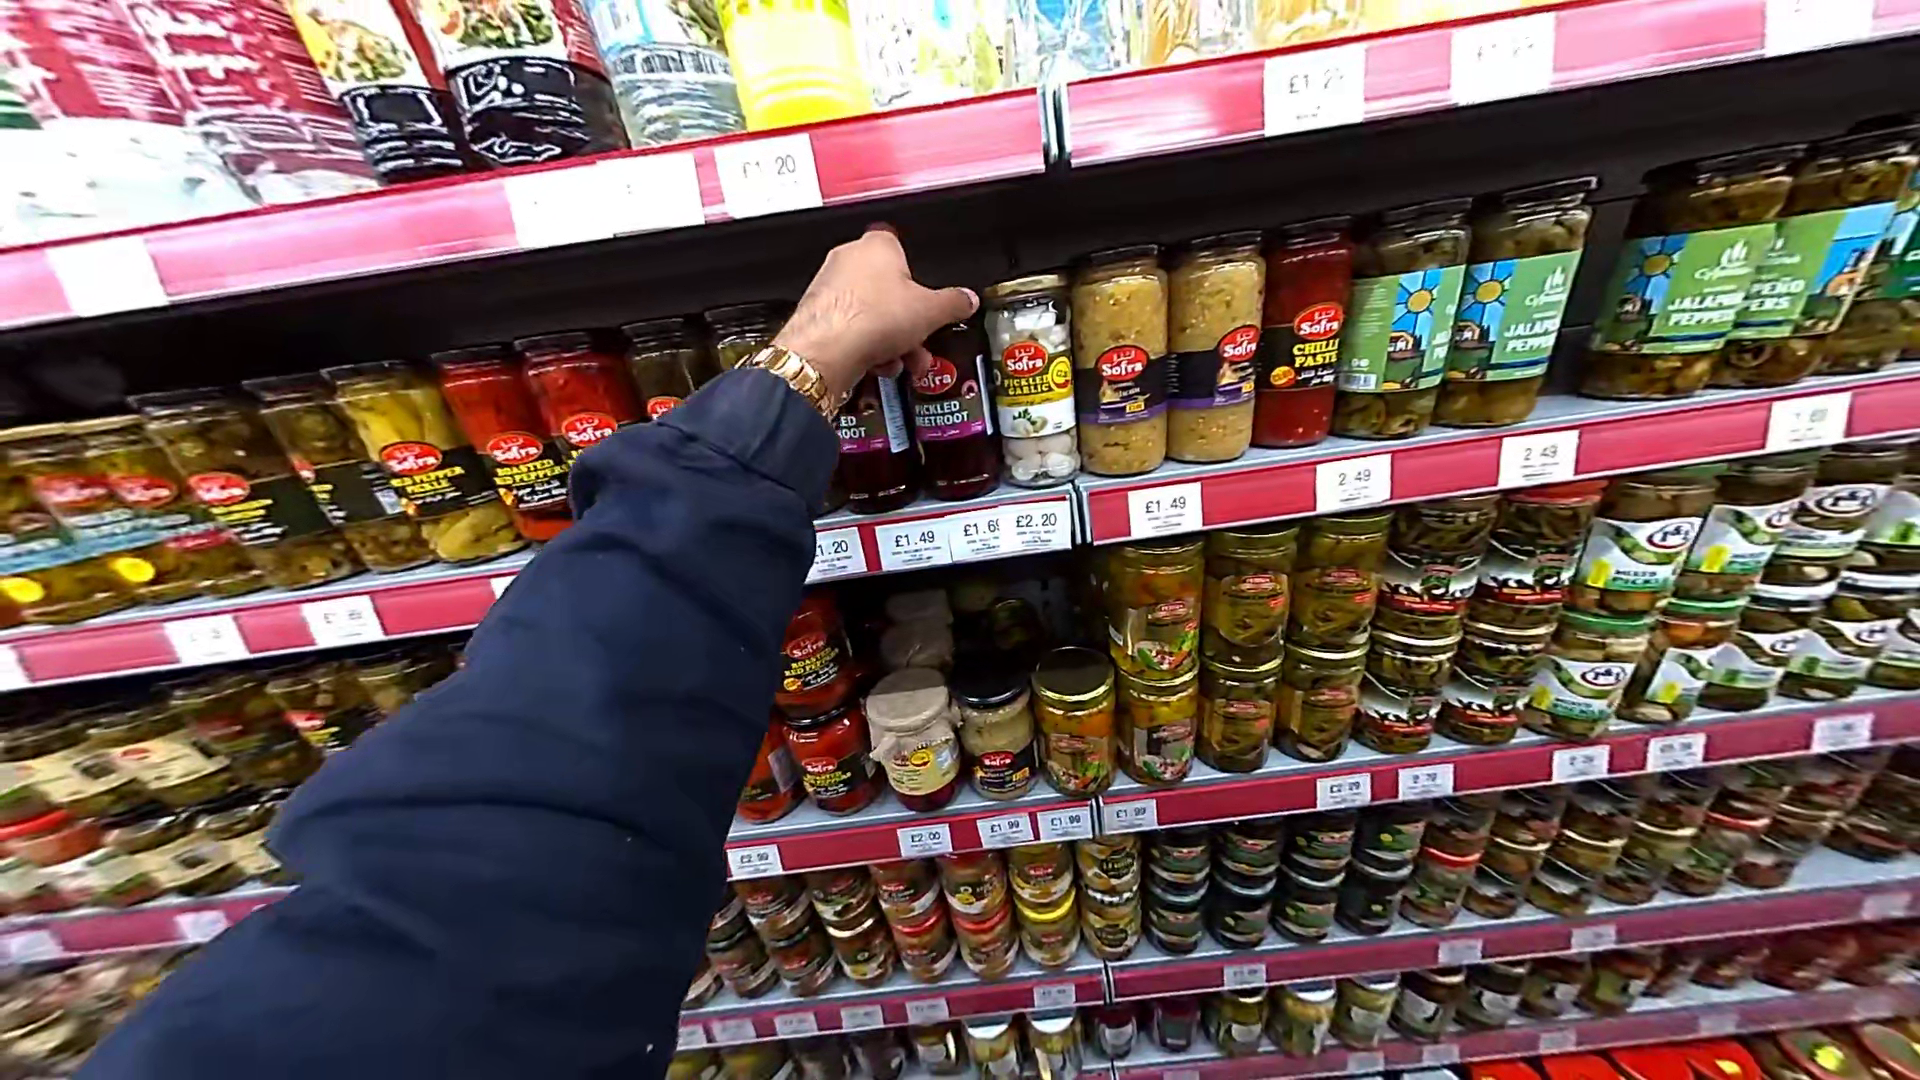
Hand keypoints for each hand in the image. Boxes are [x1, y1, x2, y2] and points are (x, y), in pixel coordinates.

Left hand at [774, 225, 978, 402]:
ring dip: (892, 341)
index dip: (920, 279)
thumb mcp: (931, 311)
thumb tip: (967, 299)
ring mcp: (831, 289)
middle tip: (921, 342)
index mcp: (878, 246)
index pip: (904, 250)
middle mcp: (849, 260)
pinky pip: (853, 332)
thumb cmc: (869, 318)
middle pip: (890, 292)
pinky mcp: (820, 318)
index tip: (930, 300)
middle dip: (909, 323)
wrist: (827, 350)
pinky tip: (878, 364)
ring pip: (872, 315)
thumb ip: (953, 303)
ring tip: (902, 360)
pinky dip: (868, 349)